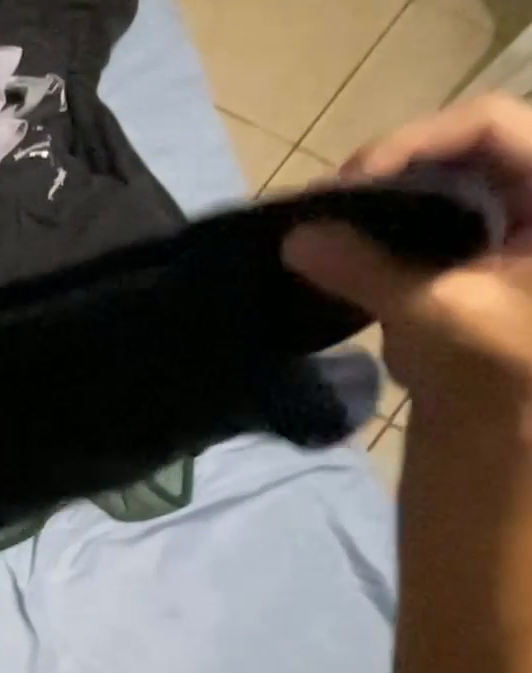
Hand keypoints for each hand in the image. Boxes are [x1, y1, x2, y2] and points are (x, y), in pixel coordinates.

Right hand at [282, 93, 531, 434]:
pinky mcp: (476, 237)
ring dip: (378, 190)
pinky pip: (426, 203)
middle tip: (324, 204)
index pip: (494, 126)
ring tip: (323, 218)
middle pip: (464, 140)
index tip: (349, 183)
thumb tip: (294, 237)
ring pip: (440, 171)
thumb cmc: (495, 366)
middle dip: (389, 165)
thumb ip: (365, 270)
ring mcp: (512, 211)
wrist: (501, 415)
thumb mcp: (436, 313)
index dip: (416, 141)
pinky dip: (379, 214)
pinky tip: (338, 235)